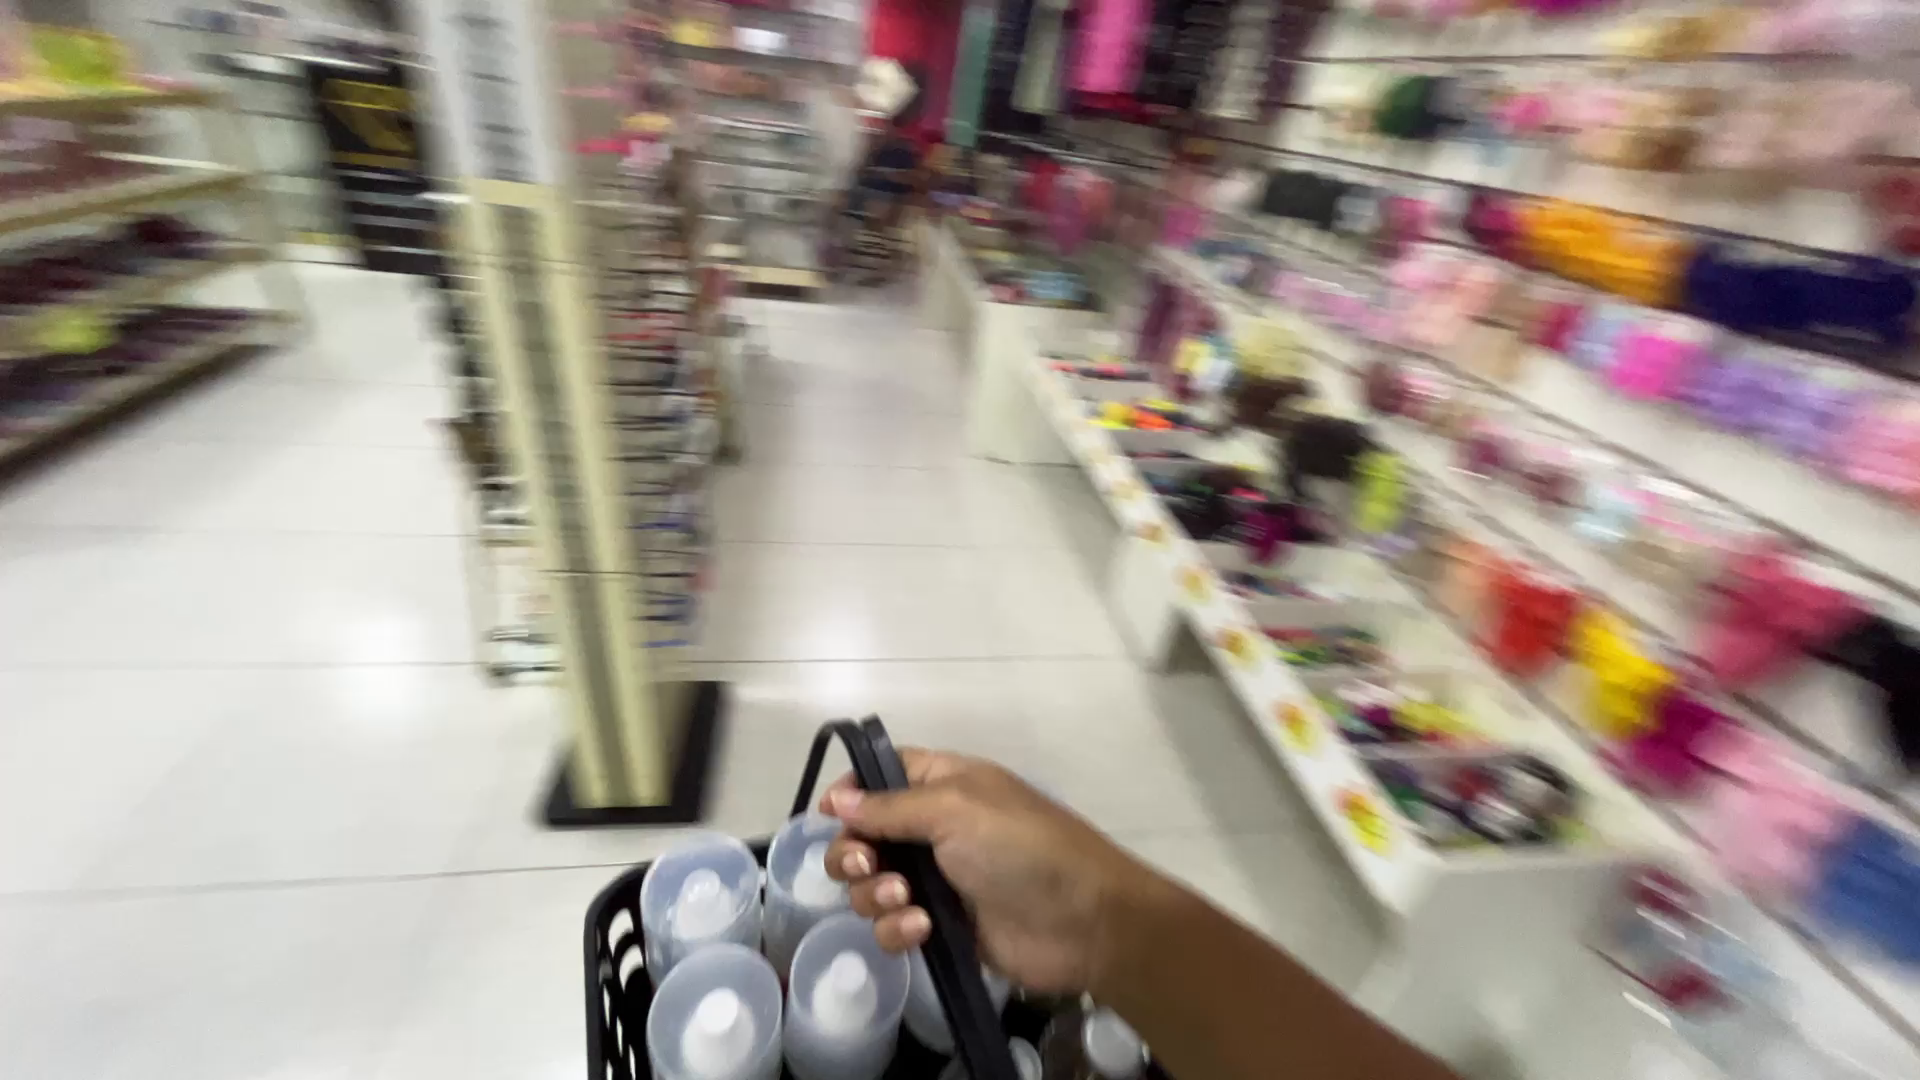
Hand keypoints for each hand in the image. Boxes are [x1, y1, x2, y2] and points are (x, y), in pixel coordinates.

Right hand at [819, 749, 1160, 995]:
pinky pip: (894, 925)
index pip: (881, 774)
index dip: (851, 790)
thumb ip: (891, 807)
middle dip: (852, 851)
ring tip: (908, 900)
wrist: (1082, 921)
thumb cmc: (1019, 846)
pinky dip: (898, 928)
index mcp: (941, 783)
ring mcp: (935, 877)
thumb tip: (836, 798)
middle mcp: (932, 826)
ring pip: (871, 884)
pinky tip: (923, 929)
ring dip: (876, 893)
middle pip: (863, 833)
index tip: (829, 814)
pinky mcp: (939, 925)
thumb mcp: (955, 810)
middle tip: (864, 864)